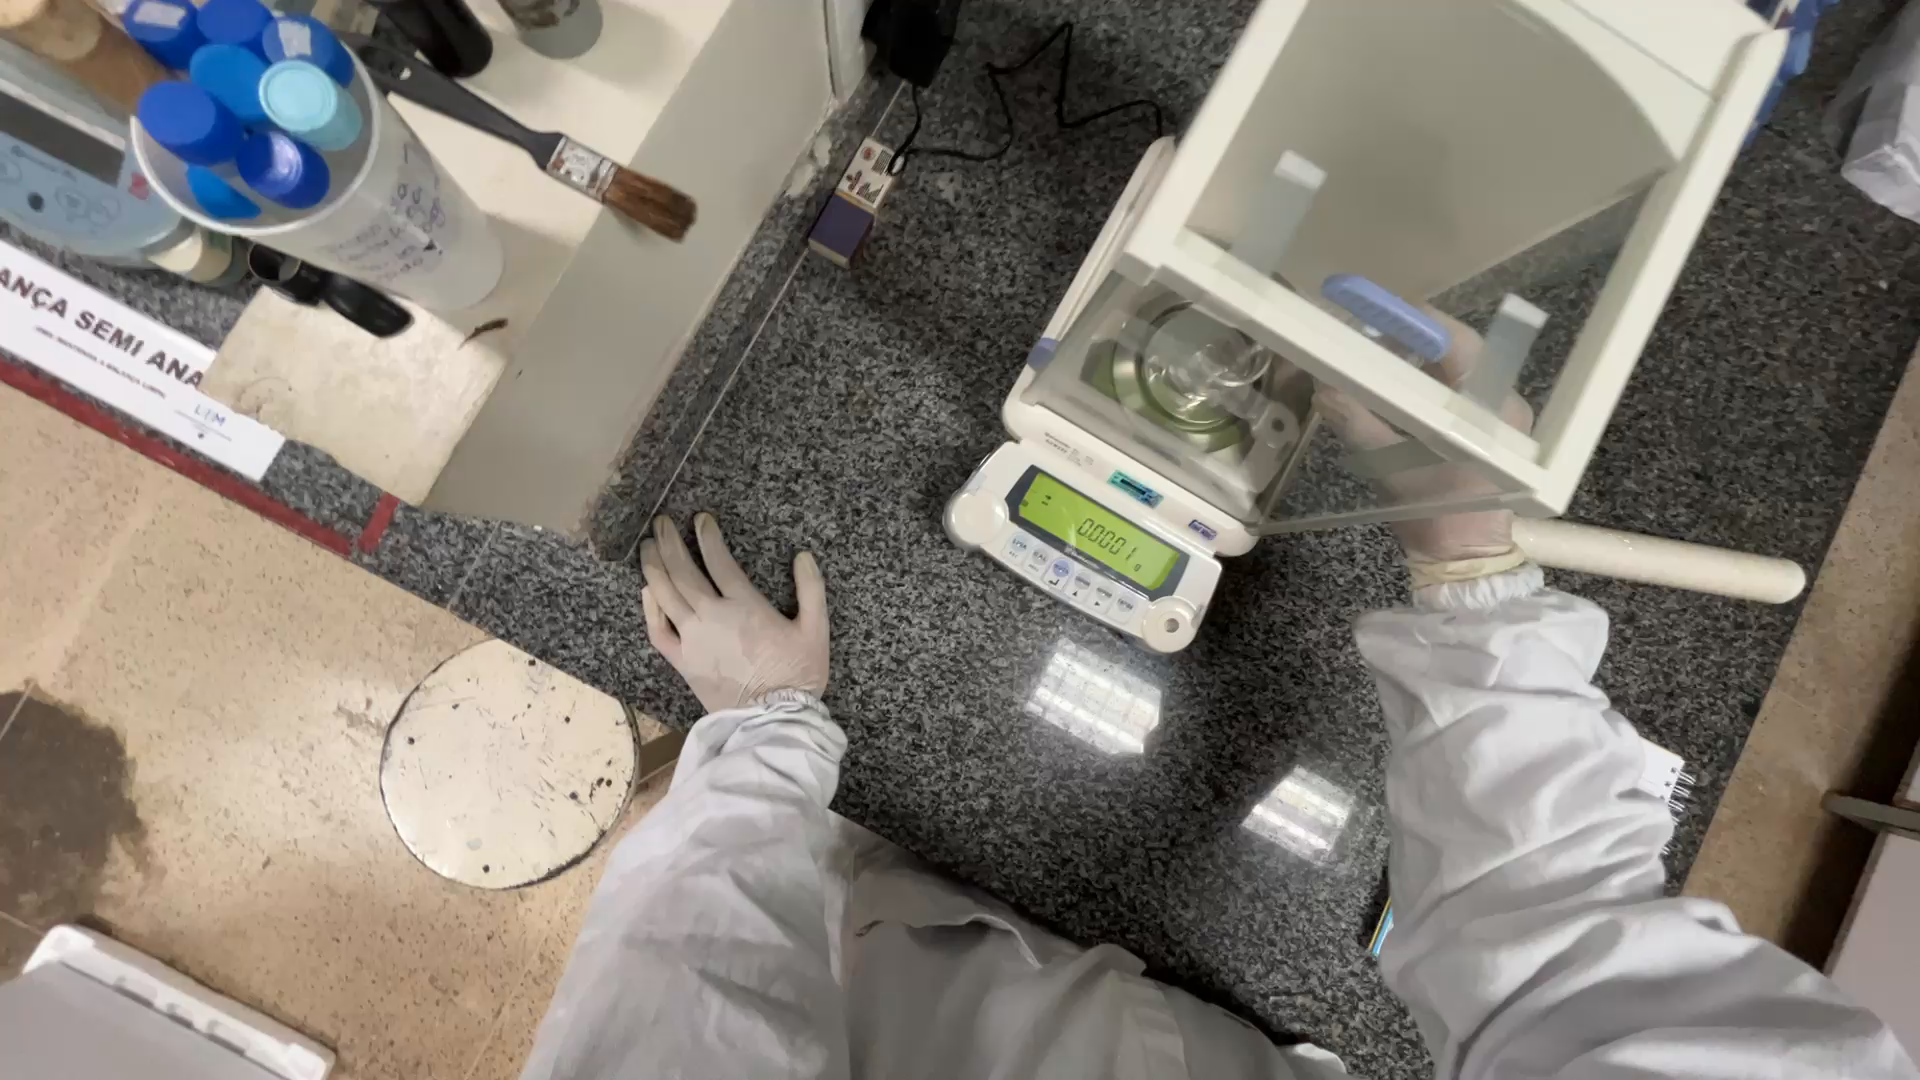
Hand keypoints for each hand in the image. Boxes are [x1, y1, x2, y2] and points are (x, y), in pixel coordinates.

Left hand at [639, 513, 828, 711]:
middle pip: (683, 572)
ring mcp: (693, 640)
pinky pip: (658, 630)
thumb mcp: (816, 630)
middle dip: (670, 543)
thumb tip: (803, 556)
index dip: (708, 537)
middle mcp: (712, 617)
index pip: (719, 561)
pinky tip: (648, 591)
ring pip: (665, 595)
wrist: (774, 720)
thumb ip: (812, 590)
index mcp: (745, 606)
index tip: (701, 519)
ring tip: (647, 547)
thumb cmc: (798, 675)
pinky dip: (650, 608)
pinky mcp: (683, 662)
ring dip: (654, 566)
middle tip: (661, 523)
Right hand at [1314, 307, 1534, 586]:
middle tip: (1357, 337)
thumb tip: (1325, 389)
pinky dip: (1412, 383)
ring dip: (1406, 360)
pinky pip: (1445, 391)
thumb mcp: (1393, 470)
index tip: (1374, 312)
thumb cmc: (1438, 517)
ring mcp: (1492, 415)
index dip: (1416, 323)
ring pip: (1448, 369)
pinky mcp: (1479, 429)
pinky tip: (1381, 389)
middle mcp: (1499, 402)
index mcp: (1490, 408)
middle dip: (1403, 339)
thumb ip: (1359, 424)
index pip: (1458, 344)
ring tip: (1362, 359)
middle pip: (1452, 350)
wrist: (1465, 559)